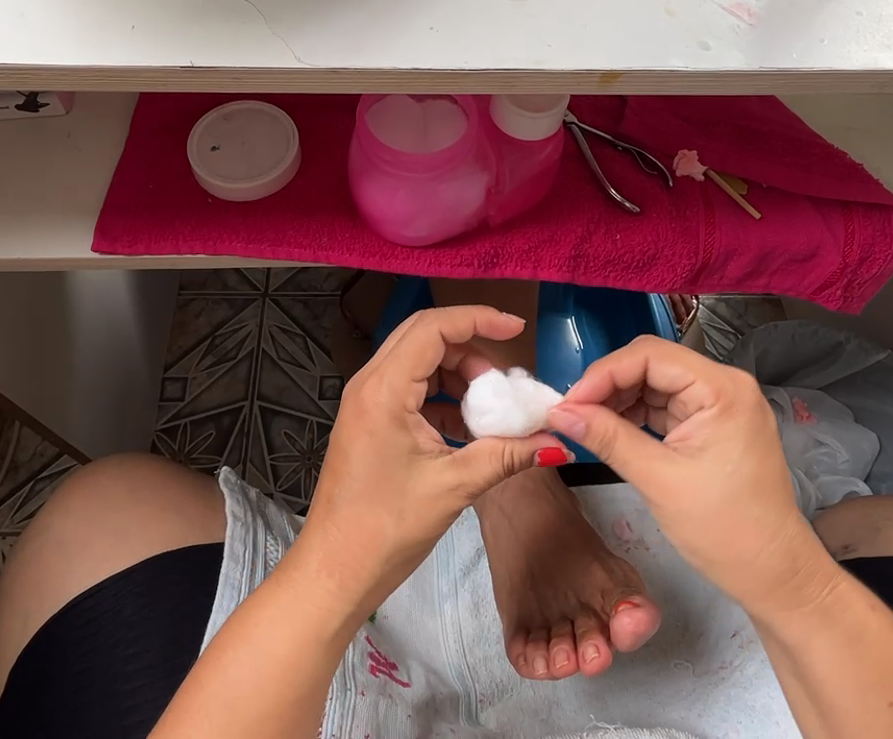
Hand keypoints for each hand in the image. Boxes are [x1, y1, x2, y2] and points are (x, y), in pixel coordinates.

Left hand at [298, 306, 566, 611]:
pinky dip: (444, 399)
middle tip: (505, 379)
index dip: (477, 319)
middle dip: (471, 349)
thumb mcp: (453, 486)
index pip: (433, 328)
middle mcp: (370, 384)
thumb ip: (507, 455)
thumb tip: (557, 442)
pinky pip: (412, 390)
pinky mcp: (371, 421)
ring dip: (458, 376)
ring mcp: (367, 402)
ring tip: (490, 409)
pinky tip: (469, 429)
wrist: (334, 572)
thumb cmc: (387, 527)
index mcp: (383, 389)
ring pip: (420, 364)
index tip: (517, 329)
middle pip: (425, 338)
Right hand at [546, 337, 833, 609]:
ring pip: (655, 383)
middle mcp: (724, 384)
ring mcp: (720, 404)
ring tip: (586, 425)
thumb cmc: (725, 530)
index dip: (603, 373)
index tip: (568, 403)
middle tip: (571, 415)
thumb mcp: (658, 480)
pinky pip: (666, 405)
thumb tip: (558, 413)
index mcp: (722, 389)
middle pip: (652, 363)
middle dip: (608, 386)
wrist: (774, 576)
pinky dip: (636, 415)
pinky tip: (611, 432)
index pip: (650, 355)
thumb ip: (607, 438)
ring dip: (618, 400)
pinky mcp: (713, 424)